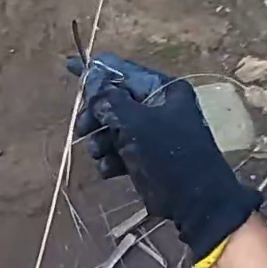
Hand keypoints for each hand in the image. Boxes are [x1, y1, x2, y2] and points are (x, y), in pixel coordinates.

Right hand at [66, 53, 260, 262]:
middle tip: (82, 128)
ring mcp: (152, 133)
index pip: (122, 71)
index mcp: (162, 90)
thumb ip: (109, 100)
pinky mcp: (147, 157)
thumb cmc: (169, 156)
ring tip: (98, 153)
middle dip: (95, 115)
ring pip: (113, 128)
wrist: (197, 203)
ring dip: (101, 140)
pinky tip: (109, 170)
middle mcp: (158, 107)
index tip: (69, 64)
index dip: (95, 70)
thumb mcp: (135, 123)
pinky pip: (120, 150)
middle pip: (114, 101)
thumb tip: (90, 77)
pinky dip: (111, 159)